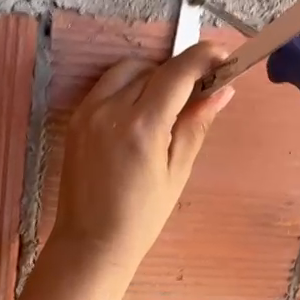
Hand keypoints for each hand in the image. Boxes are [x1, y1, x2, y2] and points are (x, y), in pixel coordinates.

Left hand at [46, 42, 233, 278]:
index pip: (178, 72)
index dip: (204, 57)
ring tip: (168, 106)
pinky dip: (127, 88)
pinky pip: (106, 87)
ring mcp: (88, 112)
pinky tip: (140, 115)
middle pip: (153, 68)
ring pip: (127, 71)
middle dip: (180, 73)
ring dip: (152, 76)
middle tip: (199, 93)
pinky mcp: (76, 120)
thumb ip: (196, 125)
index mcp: (142, 126)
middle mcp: (111, 110)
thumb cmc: (141, 217)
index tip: (224, 57)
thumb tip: (222, 90)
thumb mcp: (177, 172)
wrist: (91, 242)